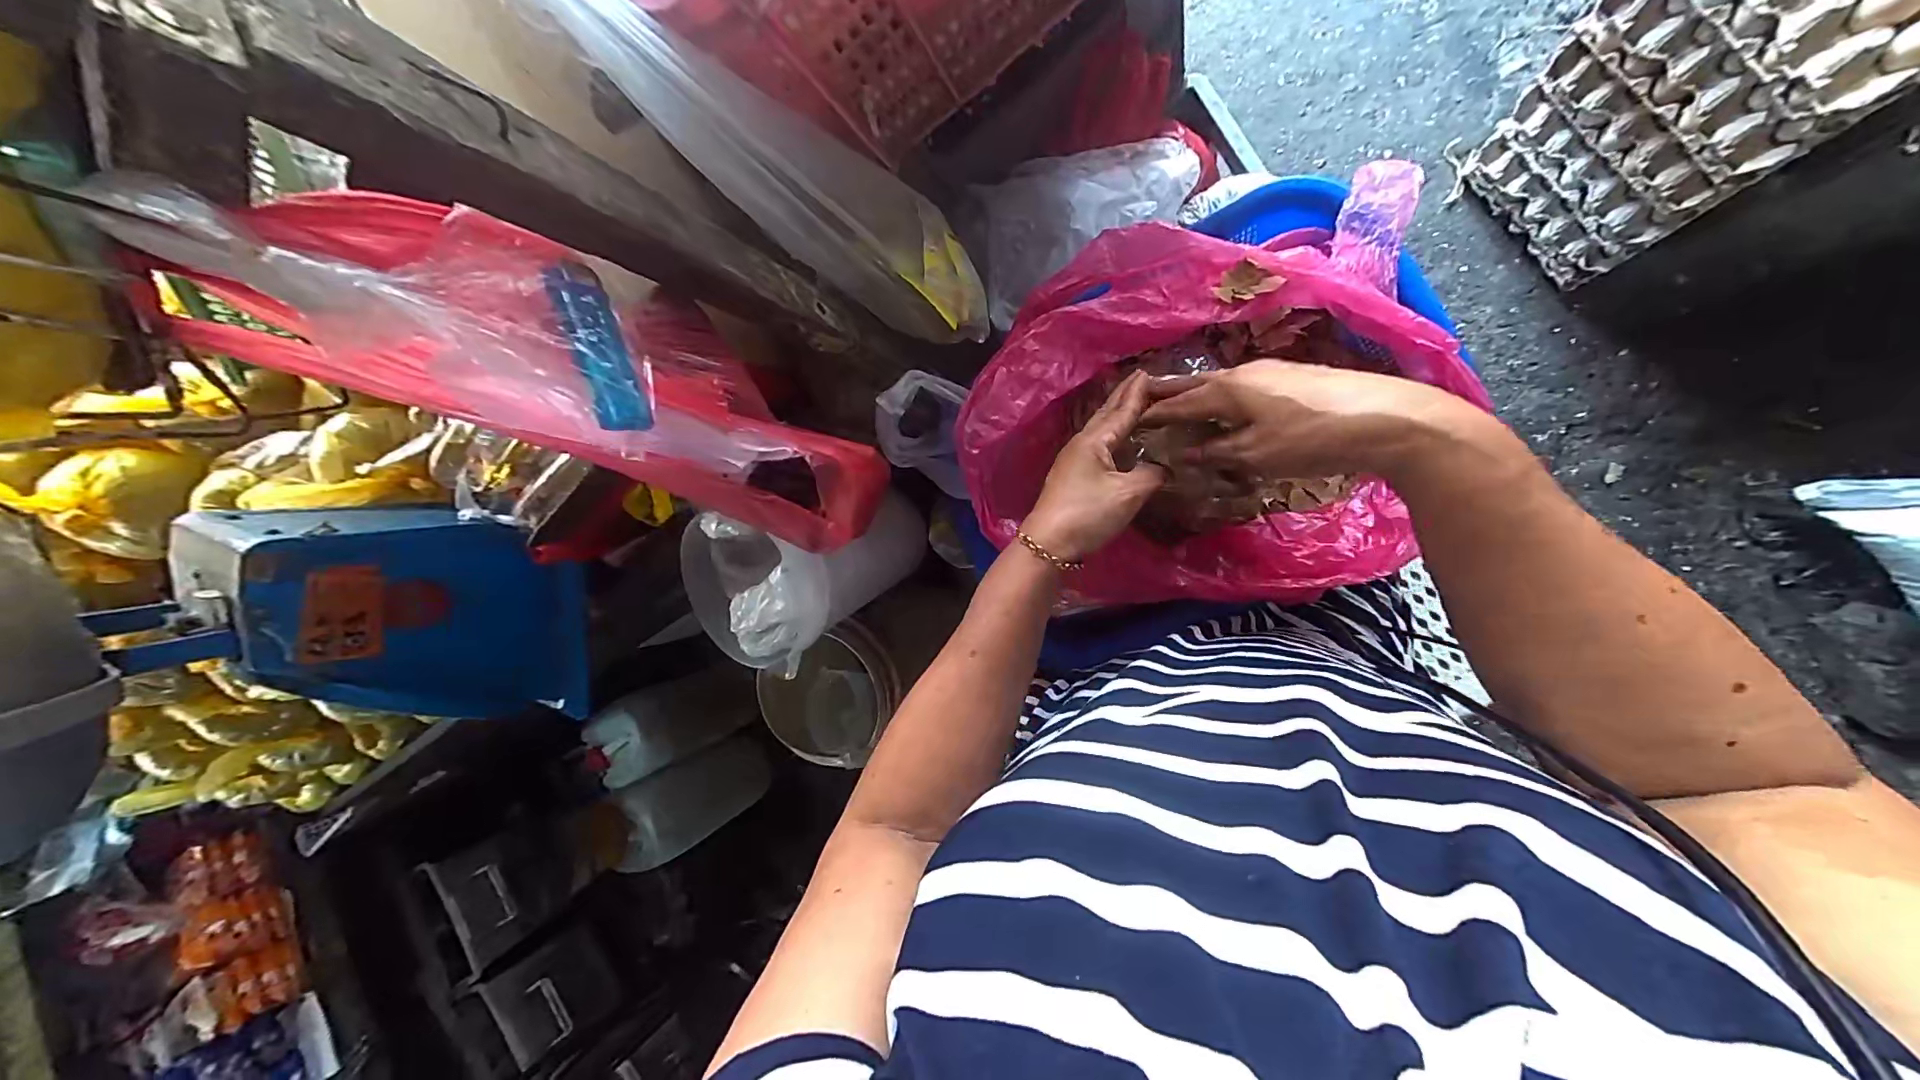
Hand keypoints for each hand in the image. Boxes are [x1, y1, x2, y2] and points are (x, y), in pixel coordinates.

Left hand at [1020, 372, 1168, 562]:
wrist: (1048, 544)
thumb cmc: (1088, 513)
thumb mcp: (1128, 493)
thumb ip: (1151, 474)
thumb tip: (1163, 467)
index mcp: (1094, 440)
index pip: (1122, 410)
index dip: (1137, 394)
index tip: (1148, 372)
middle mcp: (1082, 444)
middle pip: (1106, 415)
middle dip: (1124, 397)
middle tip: (1141, 379)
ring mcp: (1073, 461)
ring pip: (1100, 430)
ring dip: (1116, 415)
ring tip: (1131, 404)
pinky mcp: (1072, 477)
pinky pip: (1097, 446)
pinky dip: (1112, 436)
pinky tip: (1117, 441)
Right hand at [1137, 359, 1486, 482]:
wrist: (1386, 417)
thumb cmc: (1311, 439)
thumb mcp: (1256, 455)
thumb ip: (1217, 452)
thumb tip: (1187, 453)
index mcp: (1226, 390)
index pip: (1178, 404)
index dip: (1153, 415)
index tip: (1131, 422)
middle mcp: (1244, 372)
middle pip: (1196, 384)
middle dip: (1169, 393)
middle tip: (1143, 398)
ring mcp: (1273, 371)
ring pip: (1222, 384)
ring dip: (1198, 394)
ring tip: (1181, 403)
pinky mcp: (1296, 377)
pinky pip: (1244, 386)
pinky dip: (1224, 397)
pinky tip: (1229, 407)